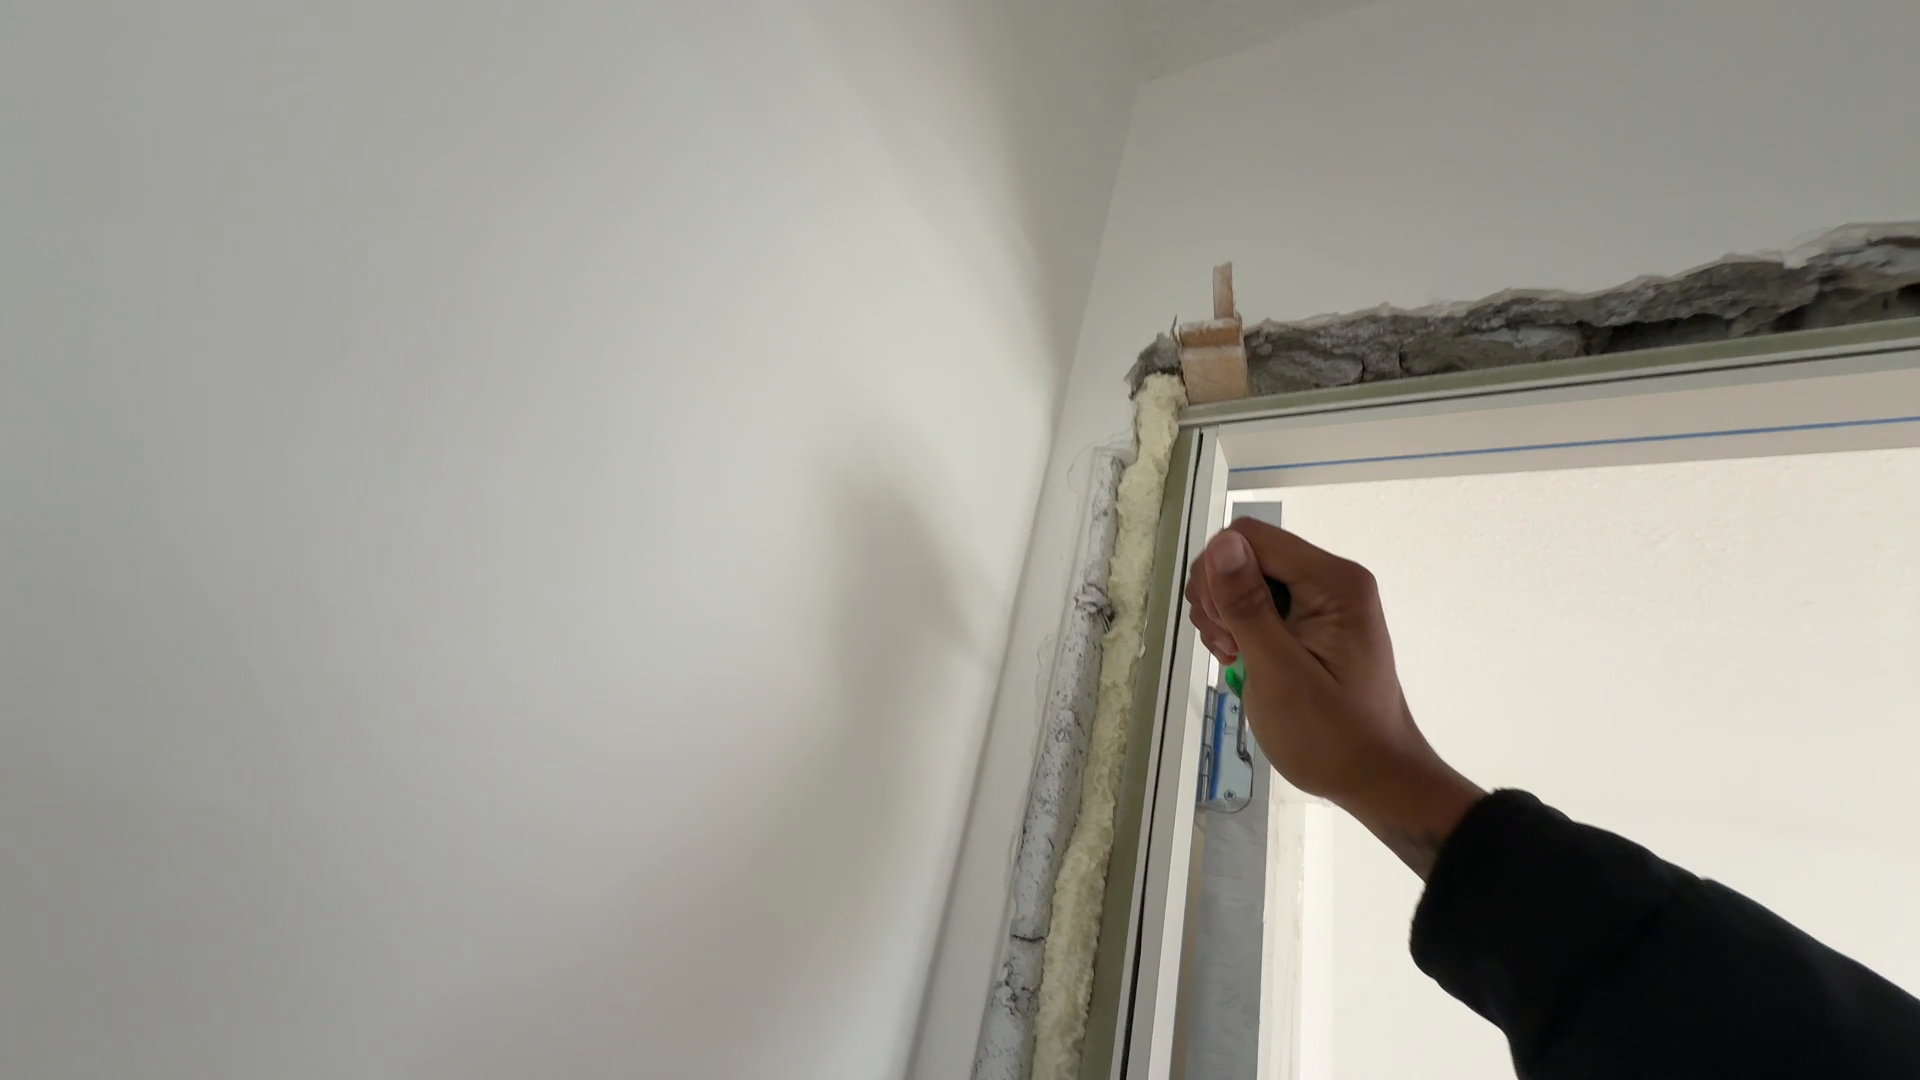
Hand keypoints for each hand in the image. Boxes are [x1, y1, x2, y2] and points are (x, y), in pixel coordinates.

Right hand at [1185, 520, 1483, 876]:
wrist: (1375, 780)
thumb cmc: (1329, 735)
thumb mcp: (1278, 672)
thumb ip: (1248, 606)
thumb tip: (1222, 544)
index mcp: (1332, 581)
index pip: (1248, 537)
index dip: (1218, 575)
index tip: (1222, 628)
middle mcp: (1330, 578)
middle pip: (1244, 554)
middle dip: (1219, 597)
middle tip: (1228, 647)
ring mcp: (1321, 598)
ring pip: (1244, 578)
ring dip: (1224, 614)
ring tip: (1235, 657)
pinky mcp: (1311, 619)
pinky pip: (1256, 601)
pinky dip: (1237, 627)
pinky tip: (1241, 658)